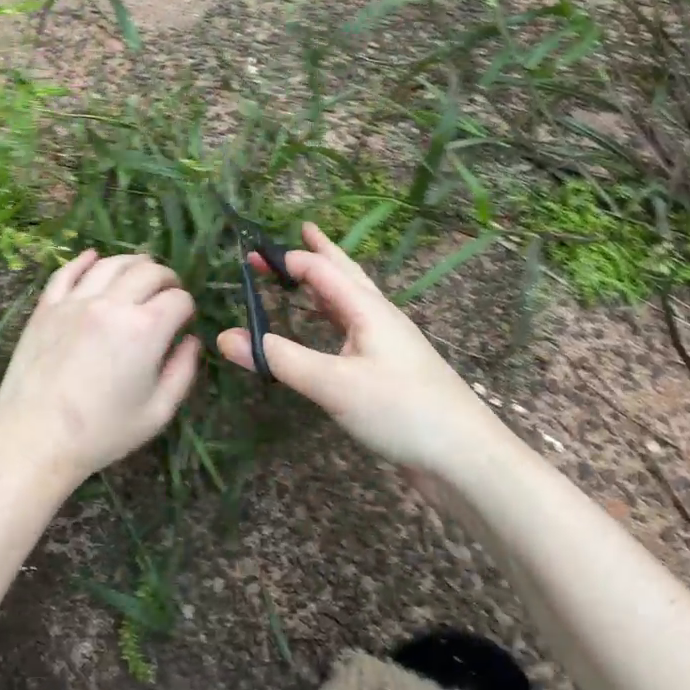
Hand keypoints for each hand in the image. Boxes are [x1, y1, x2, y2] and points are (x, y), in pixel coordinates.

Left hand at [0, 251, 200, 484]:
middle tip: (169, 292)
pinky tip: (94, 258)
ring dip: (133, 262)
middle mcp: (111, 304)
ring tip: (141, 271)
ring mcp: (75, 301)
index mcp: (145, 329)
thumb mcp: (157, 413)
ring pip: (110, 264)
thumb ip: (182, 372)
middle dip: (167, 278)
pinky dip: (84, 260)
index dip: (187, 307)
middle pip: (148, 272)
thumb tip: (191, 341)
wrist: (34, 438)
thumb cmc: (101, 433)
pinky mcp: (47, 306)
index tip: (184, 320)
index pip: (178, 299)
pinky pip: (67, 271)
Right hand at [215, 223, 508, 476]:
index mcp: (368, 309)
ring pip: (353, 301)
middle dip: (319, 253)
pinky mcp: (391, 371)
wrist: (465, 458)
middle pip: (346, 274)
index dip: (286, 260)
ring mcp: (389, 344)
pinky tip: (328, 330)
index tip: (250, 257)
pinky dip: (334, 317)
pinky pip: (355, 329)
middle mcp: (380, 318)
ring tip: (307, 275)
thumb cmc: (401, 410)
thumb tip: (224, 337)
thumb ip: (279, 359)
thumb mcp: (333, 384)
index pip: (321, 270)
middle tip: (298, 231)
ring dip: (327, 283)